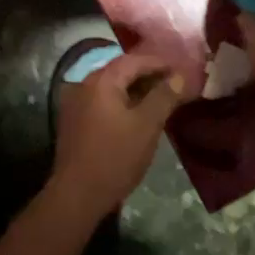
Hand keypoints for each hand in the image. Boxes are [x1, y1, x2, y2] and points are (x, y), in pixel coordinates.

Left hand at [50, 51, 189, 218]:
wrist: (77, 195)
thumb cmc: (115, 157)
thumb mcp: (146, 126)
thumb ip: (163, 97)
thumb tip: (179, 76)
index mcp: (101, 80)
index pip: (134, 60)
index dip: (159, 63)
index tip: (180, 70)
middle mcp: (84, 84)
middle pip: (120, 71)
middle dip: (147, 75)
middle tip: (172, 84)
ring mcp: (76, 102)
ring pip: (111, 87)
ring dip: (134, 90)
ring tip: (158, 99)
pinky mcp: (74, 120)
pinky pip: (102, 101)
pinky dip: (121, 102)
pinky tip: (135, 115)